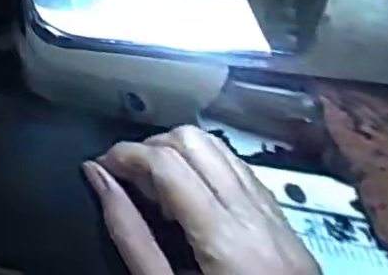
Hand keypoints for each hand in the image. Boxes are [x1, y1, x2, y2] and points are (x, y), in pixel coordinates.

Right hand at [84, 126, 319, 274]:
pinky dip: (208, 167)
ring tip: (159, 186)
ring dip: (179, 152)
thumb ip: (129, 235)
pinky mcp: (292, 235)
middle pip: (193, 142)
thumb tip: (95, 174)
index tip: (102, 169)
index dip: (124, 155)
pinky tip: (192, 198)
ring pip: (219, 148)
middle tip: (131, 180)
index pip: (166, 162)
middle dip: (151, 148)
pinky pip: (242, 173)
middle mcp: (260, 223)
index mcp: (230, 245)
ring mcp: (282, 227)